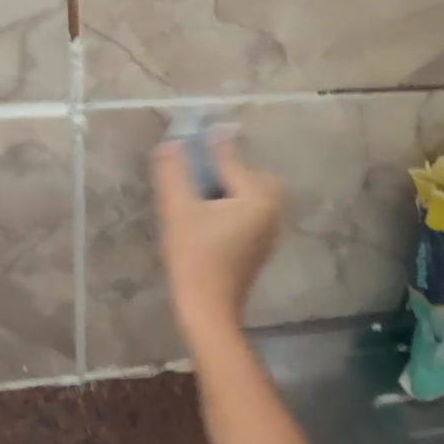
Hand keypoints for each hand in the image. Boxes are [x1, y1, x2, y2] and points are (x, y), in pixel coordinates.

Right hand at [152, 134, 282, 334]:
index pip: (232, 161)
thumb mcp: (179, 210)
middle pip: (251, 177)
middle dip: (228, 170)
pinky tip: (208, 218)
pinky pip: (249, 215)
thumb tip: (171, 144)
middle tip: (200, 171)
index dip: (211, 147)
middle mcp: (272, 211)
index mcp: (258, 197)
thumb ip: (174, 173)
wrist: (208, 310)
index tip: (199, 133)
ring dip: (229, 190)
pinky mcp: (259, 249)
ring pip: (250, 197)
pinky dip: (232, 208)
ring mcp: (269, 232)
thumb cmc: (195, 258)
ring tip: (200, 194)